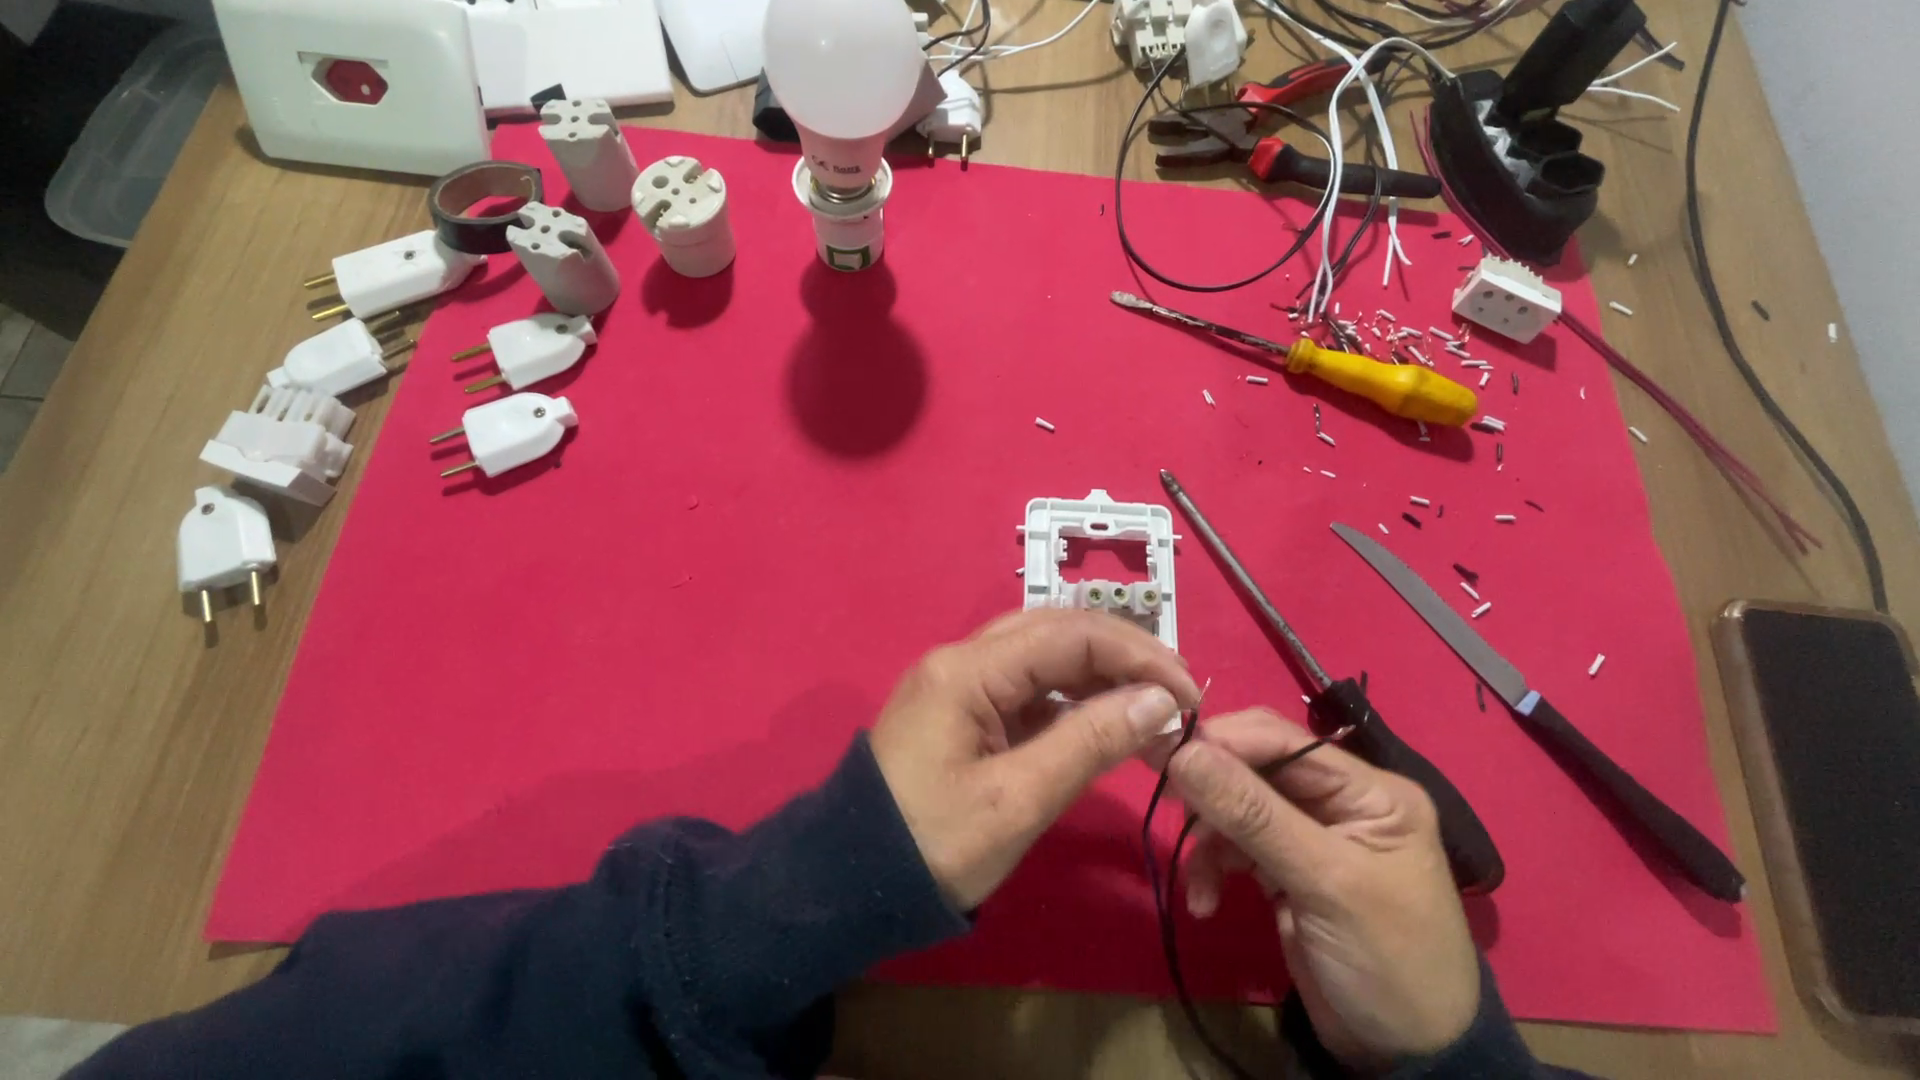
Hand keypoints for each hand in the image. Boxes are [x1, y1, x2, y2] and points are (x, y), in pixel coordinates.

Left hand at [870, 609, 1201, 910]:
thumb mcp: (1018, 800)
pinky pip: (1025, 688)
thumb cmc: (933, 846)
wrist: (851, 885)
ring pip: (1041, 657)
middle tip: (1178, 694)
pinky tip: (1104, 721)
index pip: (1069, 636)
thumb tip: (1160, 700)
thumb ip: (1090, 742)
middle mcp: (961, 661)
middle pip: (1055, 633)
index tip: (1189, 694)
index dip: (1137, 656)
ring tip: (1151, 707)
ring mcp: (958, 685)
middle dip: (1122, 656)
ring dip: (1099, 675)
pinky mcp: (961, 712)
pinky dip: (1071, 700)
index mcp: (966, 671)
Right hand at [1168, 710, 1480, 1068]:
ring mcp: (1309, 836)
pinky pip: (1234, 847)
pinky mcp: (1284, 870)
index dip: (1223, 740)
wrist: (1406, 1059)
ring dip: (1209, 838)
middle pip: (1254, 768)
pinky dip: (1213, 869)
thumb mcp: (1324, 883)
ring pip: (1236, 806)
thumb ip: (1253, 814)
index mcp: (1369, 790)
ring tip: (1198, 879)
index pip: (1283, 740)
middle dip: (1211, 789)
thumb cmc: (1387, 961)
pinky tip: (1205, 903)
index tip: (1165, 750)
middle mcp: (1339, 801)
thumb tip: (1182, 751)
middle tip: (1168, 802)